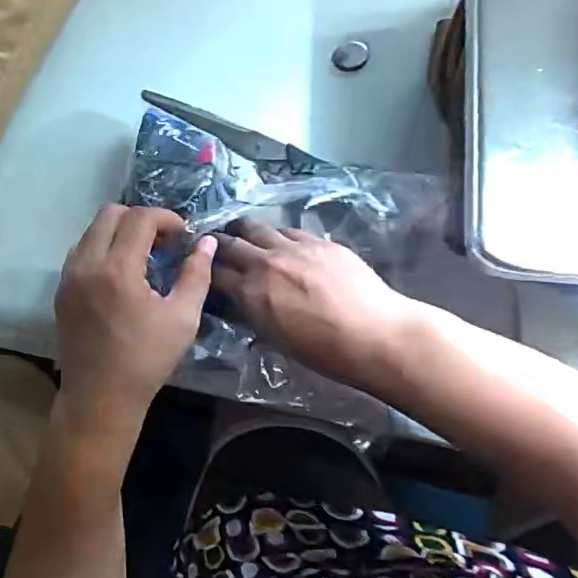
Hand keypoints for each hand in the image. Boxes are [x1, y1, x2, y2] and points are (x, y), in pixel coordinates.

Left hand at [54, 205, 214, 424]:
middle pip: (110, 213)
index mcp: (117, 269)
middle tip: (162, 243)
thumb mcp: (182, 318)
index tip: (183, 236)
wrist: (100, 396)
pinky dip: (101, 248)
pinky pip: (80, 251)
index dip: (166, 218)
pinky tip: (120, 273)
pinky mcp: (61, 289)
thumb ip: (196, 274)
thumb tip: (207, 243)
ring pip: (91, 230)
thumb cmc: (146, 360)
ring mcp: (68, 276)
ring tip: (142, 257)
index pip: (139, 218)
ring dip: (118, 232)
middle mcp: (86, 264)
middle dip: (140, 219)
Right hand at [210, 219, 426, 385]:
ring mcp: (293, 248)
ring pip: (256, 226)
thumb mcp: (275, 338)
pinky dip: (278, 234)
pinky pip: (289, 230)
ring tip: (243, 233)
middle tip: (214, 244)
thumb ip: (254, 313)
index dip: (203, 268)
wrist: (377, 335)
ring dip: (244, 230)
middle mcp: (265, 263)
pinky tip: (283, 241)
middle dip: (216, 243)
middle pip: (228, 243)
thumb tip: (244, 302)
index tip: (201, 267)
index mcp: (250, 293)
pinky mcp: (319, 241)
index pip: (213, 272)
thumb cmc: (325, 352)